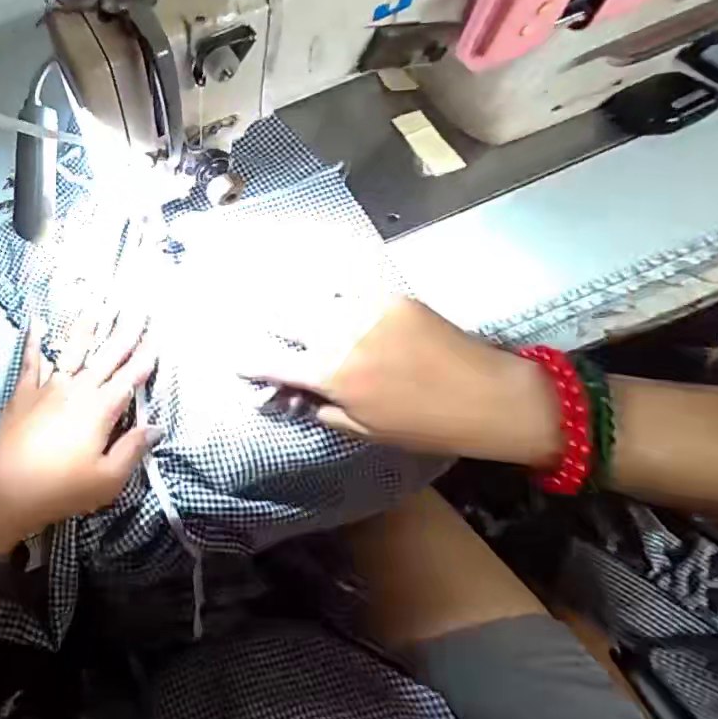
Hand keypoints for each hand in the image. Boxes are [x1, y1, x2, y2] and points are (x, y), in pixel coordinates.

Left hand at [0, 309, 159, 556]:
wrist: (0, 489)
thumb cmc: (59, 488)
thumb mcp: (106, 480)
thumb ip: (132, 450)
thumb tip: (155, 427)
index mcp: (101, 409)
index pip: (131, 377)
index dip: (147, 357)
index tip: (159, 336)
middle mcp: (78, 390)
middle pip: (108, 356)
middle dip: (126, 333)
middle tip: (139, 311)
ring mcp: (49, 387)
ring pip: (72, 351)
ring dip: (87, 328)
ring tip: (97, 306)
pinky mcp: (24, 393)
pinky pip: (31, 361)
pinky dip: (34, 340)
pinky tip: (36, 322)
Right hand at [241, 296, 560, 464]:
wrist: (485, 394)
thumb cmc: (423, 423)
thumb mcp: (365, 430)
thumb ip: (322, 408)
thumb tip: (295, 392)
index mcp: (332, 375)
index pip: (272, 362)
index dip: (246, 360)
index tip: (232, 356)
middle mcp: (340, 335)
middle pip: (283, 316)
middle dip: (262, 318)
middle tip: (249, 316)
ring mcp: (365, 308)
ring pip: (312, 295)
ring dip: (292, 299)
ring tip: (278, 296)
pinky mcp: (389, 294)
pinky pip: (346, 288)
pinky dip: (329, 292)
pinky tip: (323, 292)